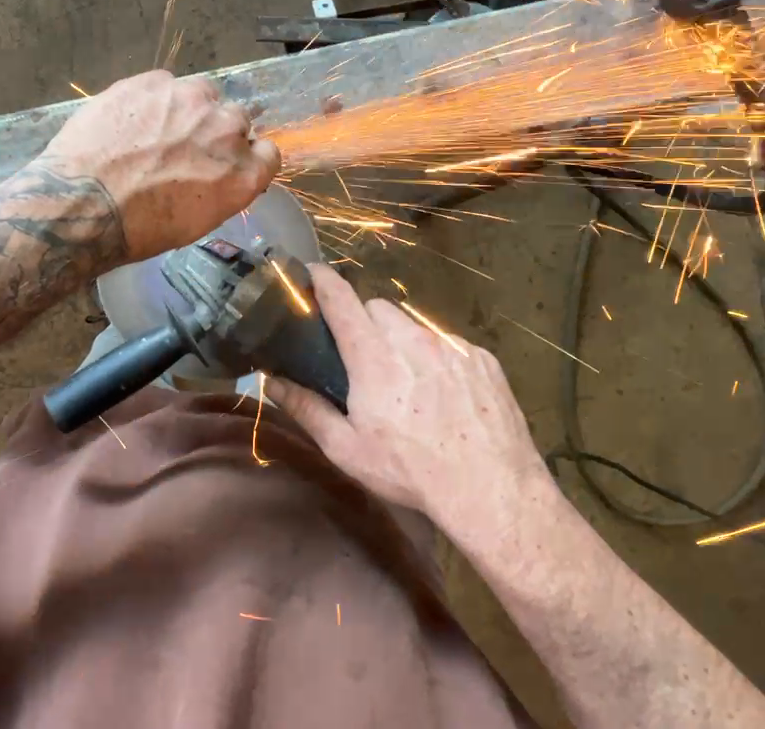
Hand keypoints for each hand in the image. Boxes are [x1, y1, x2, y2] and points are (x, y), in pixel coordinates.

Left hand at [39, 70, 279, 260]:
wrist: (82, 204)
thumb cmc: (137, 229)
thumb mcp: (194, 223)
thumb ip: (219, 189)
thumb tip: (212, 174)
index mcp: (243, 173)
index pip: (267, 153)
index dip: (243, 157)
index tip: (221, 164)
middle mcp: (227, 129)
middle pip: (235, 119)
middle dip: (212, 132)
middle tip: (179, 151)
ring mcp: (190, 99)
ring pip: (201, 94)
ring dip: (185, 110)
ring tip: (151, 132)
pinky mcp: (153, 81)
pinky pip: (163, 85)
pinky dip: (151, 99)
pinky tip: (127, 121)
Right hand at [265, 266, 550, 543]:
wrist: (494, 492)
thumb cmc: (410, 471)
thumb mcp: (346, 449)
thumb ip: (306, 408)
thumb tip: (270, 382)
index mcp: (374, 358)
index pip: (341, 299)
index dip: (322, 280)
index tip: (311, 273)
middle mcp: (413, 340)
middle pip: (378, 307)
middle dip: (364, 321)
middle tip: (362, 357)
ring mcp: (453, 347)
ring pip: (415, 325)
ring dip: (401, 340)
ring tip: (407, 381)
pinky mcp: (483, 360)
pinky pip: (449, 344)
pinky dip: (438, 358)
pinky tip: (444, 395)